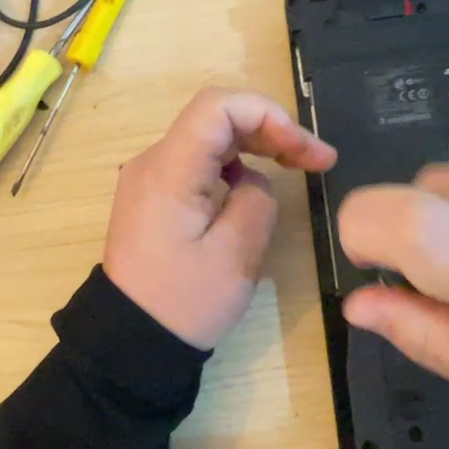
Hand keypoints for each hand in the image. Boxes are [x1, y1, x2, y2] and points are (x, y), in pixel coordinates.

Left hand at [104, 89, 337, 349]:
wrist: (131, 341)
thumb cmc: (184, 304)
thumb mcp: (235, 256)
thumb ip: (256, 201)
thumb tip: (253, 180)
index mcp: (169, 171)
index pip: (218, 107)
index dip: (269, 115)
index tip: (304, 151)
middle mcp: (153, 163)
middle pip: (216, 117)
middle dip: (270, 128)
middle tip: (317, 159)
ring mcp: (150, 178)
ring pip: (208, 137)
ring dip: (255, 143)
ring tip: (299, 166)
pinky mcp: (154, 196)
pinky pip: (197, 162)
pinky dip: (234, 163)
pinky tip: (257, 185)